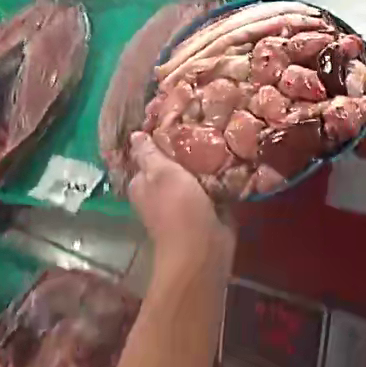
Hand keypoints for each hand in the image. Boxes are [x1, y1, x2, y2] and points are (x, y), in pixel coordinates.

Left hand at [128, 132, 232, 276]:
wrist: (203, 248)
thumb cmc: (178, 207)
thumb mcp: (160, 173)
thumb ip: (148, 153)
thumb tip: (134, 134)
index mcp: (143, 184)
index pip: (148, 155)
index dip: (160, 138)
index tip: (179, 118)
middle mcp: (160, 194)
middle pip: (172, 164)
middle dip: (186, 148)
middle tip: (205, 124)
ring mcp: (183, 203)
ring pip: (194, 175)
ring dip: (205, 162)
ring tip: (221, 136)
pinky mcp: (206, 211)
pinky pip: (212, 188)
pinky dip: (219, 178)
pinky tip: (231, 160)